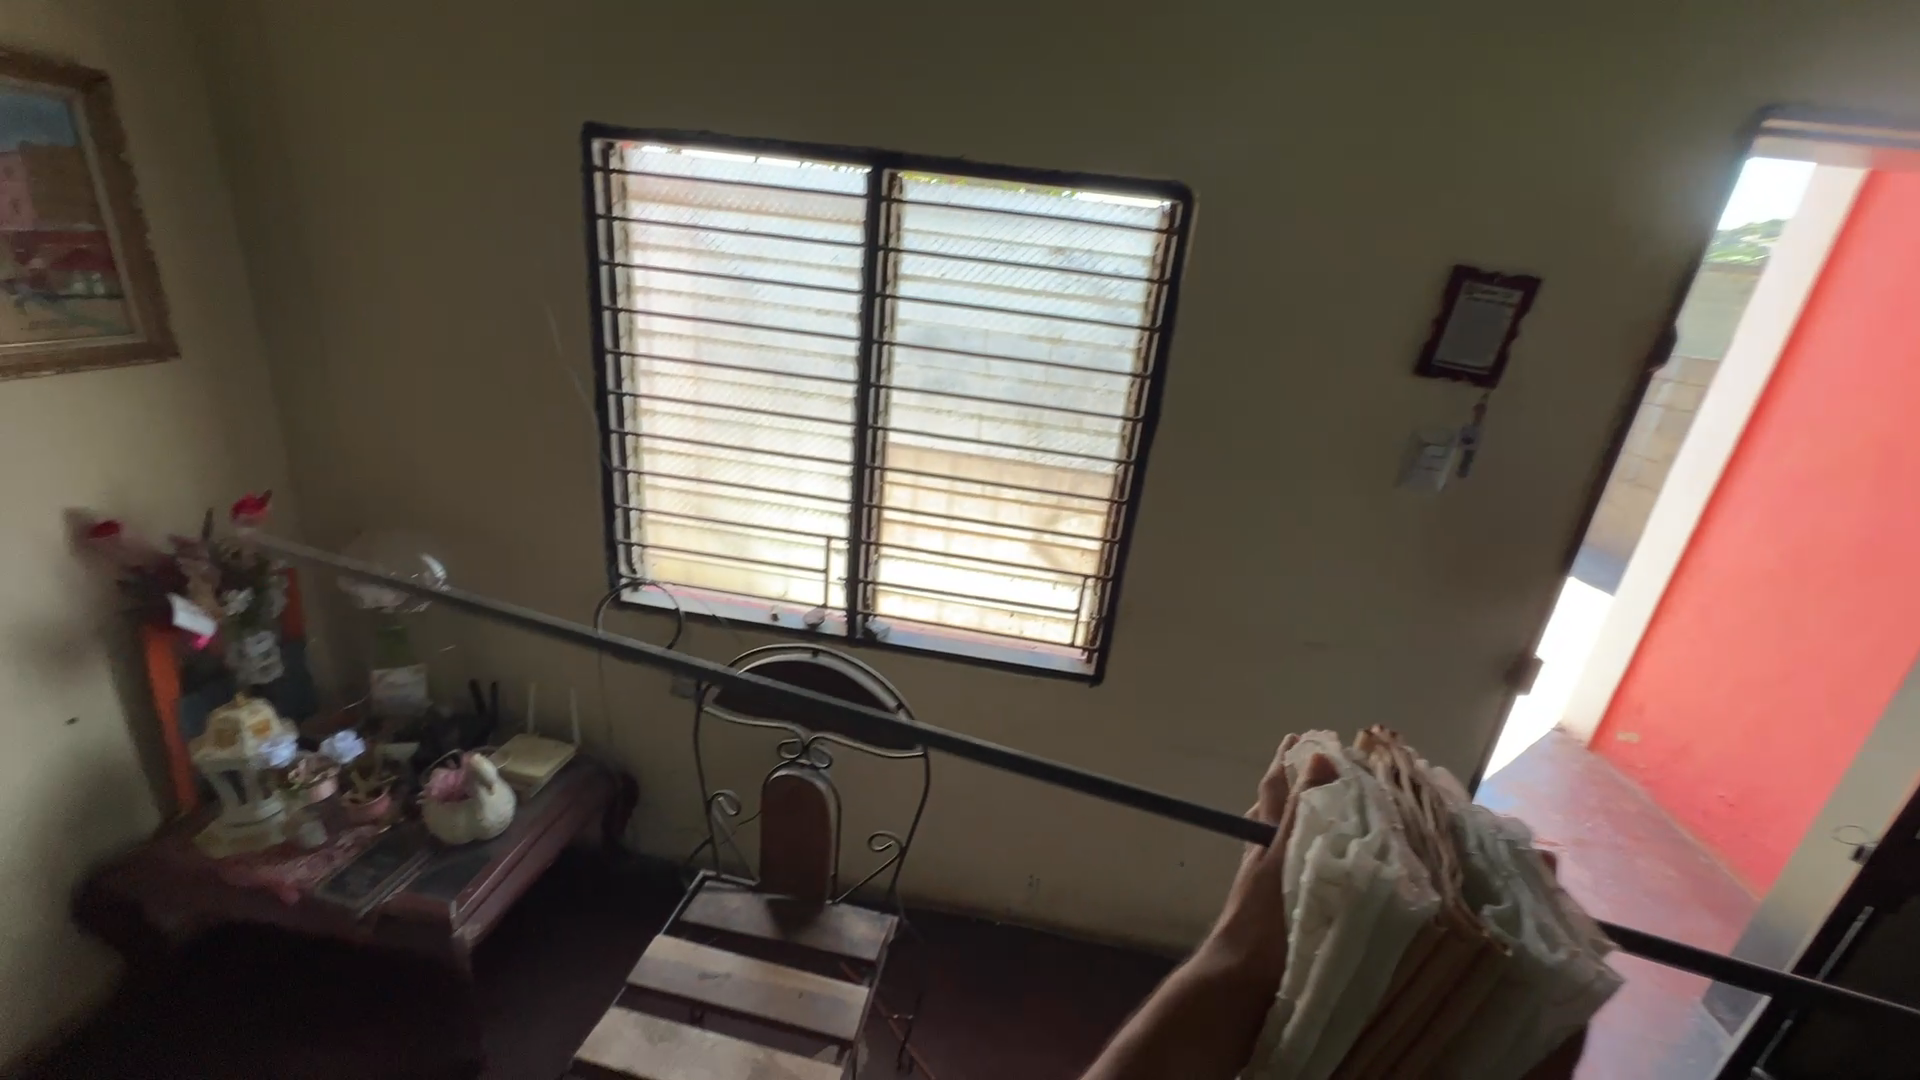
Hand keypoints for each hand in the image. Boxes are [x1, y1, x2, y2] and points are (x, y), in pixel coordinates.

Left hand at [1078, 738, 1336, 1079]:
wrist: (1240, 983)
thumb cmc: (1263, 919)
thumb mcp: (1283, 858)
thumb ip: (1300, 812)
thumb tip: (1317, 757)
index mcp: (1265, 836)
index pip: (1277, 786)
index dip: (1288, 761)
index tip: (1303, 736)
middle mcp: (1264, 853)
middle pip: (1276, 809)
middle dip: (1297, 786)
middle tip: (1323, 769)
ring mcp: (1271, 882)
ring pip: (1284, 838)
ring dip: (1303, 820)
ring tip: (1326, 810)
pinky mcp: (1281, 910)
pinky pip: (1296, 869)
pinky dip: (1311, 855)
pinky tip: (1325, 866)